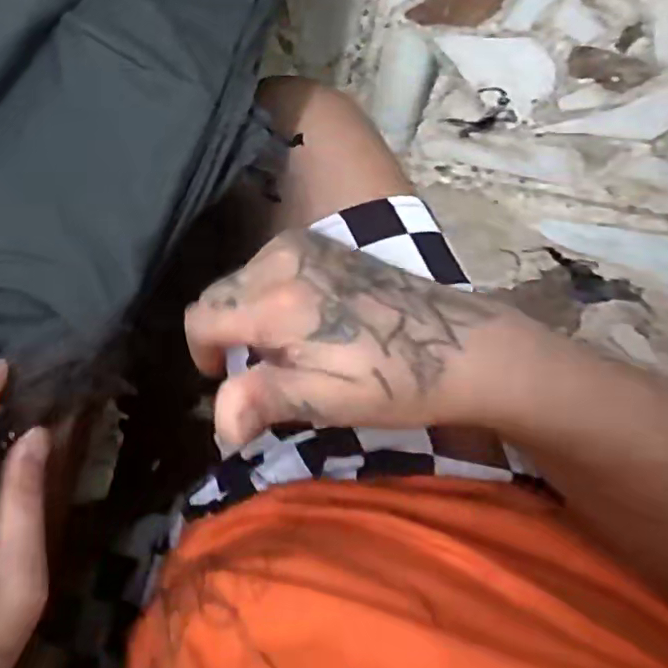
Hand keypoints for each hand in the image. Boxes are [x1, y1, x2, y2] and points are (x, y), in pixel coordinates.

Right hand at [186, 230, 549, 446]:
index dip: (201, 352)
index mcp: (274, 306)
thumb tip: (219, 428)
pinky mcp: (311, 239)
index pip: (199, 319)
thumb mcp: (328, 402)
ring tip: (286, 338)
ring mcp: (294, 245)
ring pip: (235, 279)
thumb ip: (262, 401)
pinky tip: (303, 311)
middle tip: (264, 362)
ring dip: (244, 309)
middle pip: (214, 296)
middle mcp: (275, 264)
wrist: (468, 345)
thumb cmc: (397, 383)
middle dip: (225, 330)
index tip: (224, 376)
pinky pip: (261, 264)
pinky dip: (265, 289)